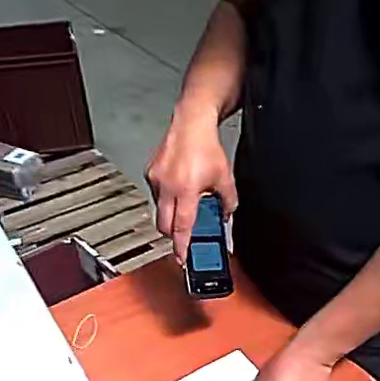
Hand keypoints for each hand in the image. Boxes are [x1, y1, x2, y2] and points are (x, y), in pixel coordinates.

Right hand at [146, 106, 236, 263]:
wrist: (191, 121)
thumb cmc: (206, 146)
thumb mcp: (225, 178)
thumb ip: (228, 201)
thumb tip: (225, 216)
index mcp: (186, 190)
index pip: (182, 227)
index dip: (181, 246)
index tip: (181, 259)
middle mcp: (167, 186)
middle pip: (165, 225)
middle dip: (174, 235)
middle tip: (183, 237)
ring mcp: (156, 179)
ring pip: (159, 211)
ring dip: (171, 215)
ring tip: (185, 205)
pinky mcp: (151, 172)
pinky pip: (156, 195)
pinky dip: (167, 199)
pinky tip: (178, 190)